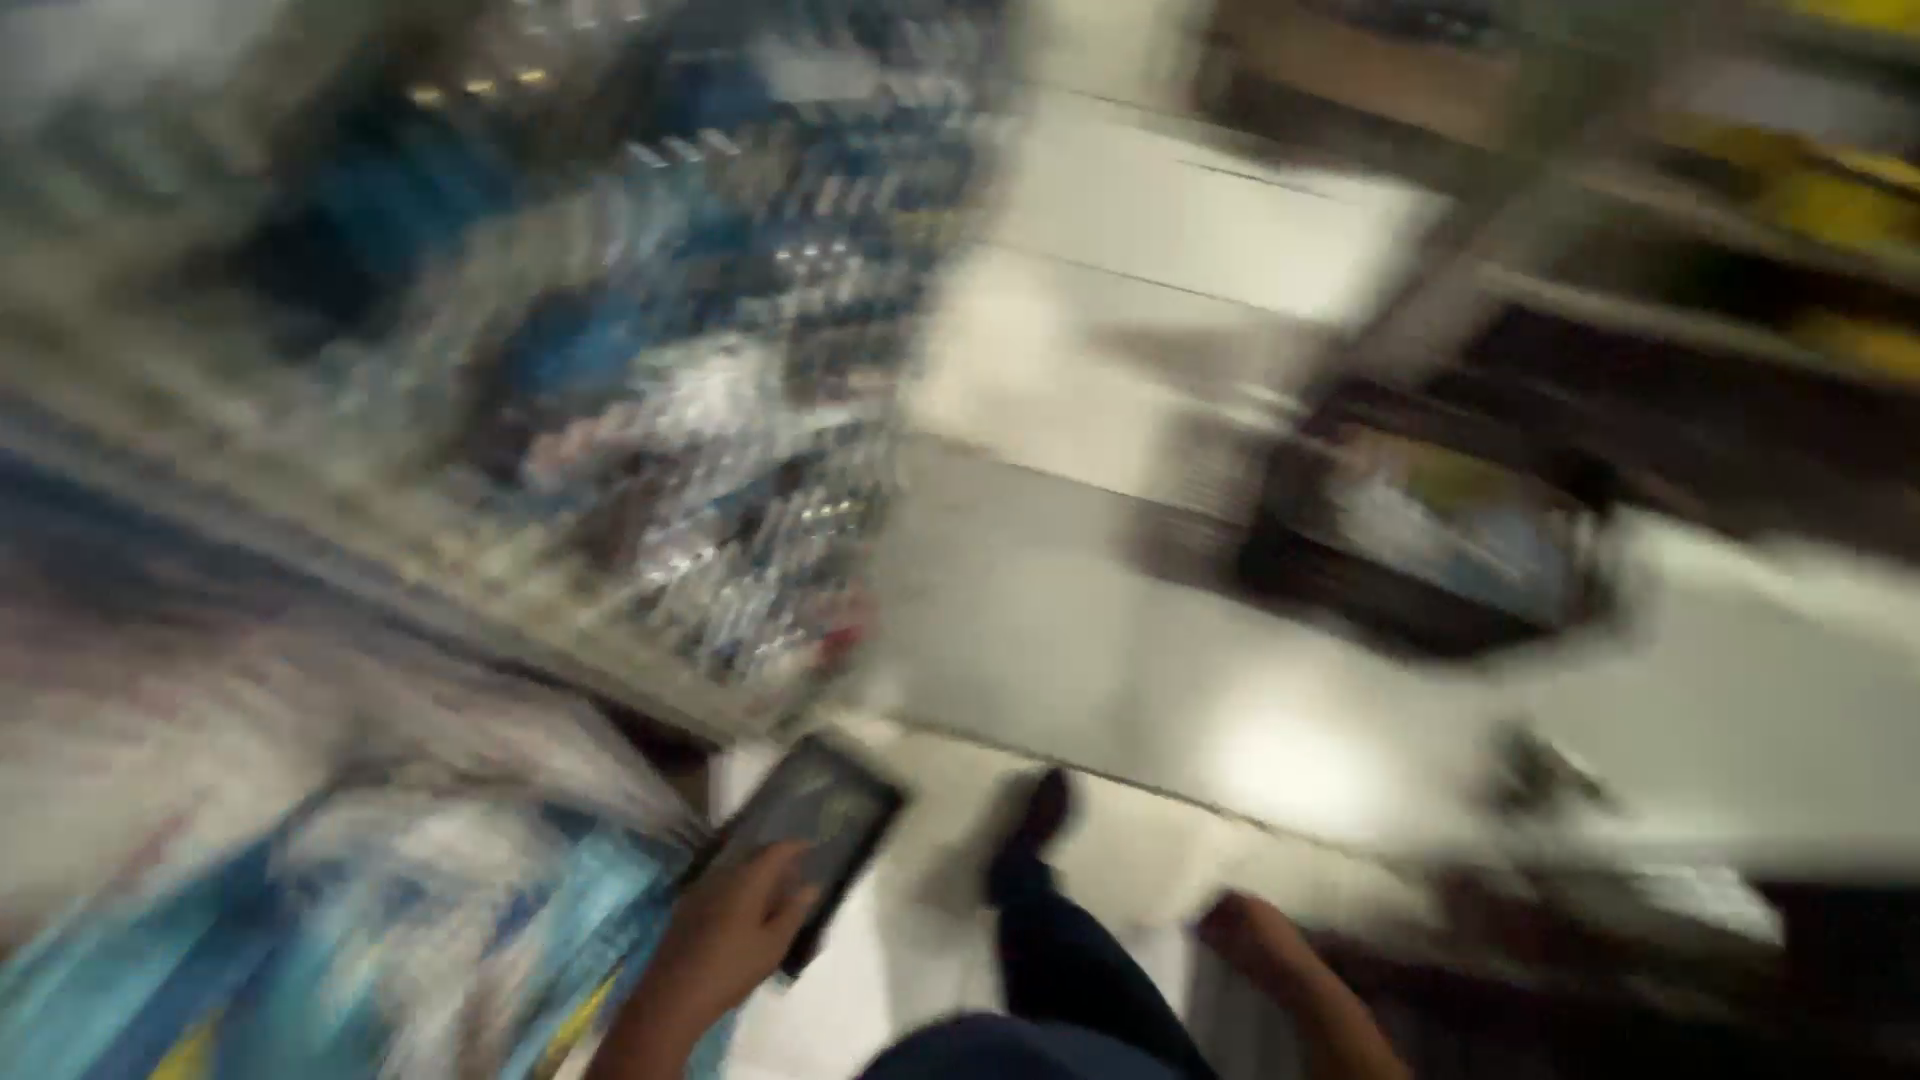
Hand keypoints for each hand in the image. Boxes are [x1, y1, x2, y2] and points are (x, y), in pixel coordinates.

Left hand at [629, 842, 821, 1040]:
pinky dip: (737, 889)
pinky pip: (720, 885)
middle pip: (754, 856)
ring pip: (735, 870)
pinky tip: (742, 912)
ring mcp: (700, 890)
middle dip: (776, 860)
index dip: (795, 846)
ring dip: (755, 876)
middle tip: (794, 875)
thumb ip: (793, 912)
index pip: (776, 850)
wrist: (671, 998)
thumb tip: (810, 886)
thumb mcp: (772, 945)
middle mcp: (723, 875)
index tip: (811, 847)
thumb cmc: (731, 970)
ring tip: (771, 895)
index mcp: (747, 880)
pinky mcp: (686, 907)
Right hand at [1196, 890, 1315, 996]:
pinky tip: (1245, 946)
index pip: (1223, 895)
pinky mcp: (1288, 936)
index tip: (1198, 914)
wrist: (1301, 982)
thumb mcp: (1229, 948)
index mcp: (1248, 902)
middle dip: (1223, 913)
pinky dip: (1250, 932)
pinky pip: (1261, 926)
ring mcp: (1278, 919)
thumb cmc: (1261, 960)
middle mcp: (1263, 905)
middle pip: (1238, 903)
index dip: (1209, 904)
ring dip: (1238, 923)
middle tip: (1209, 926)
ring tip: (1225, 937)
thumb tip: (1196, 925)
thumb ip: (1211, 934)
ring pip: (1251, 914)